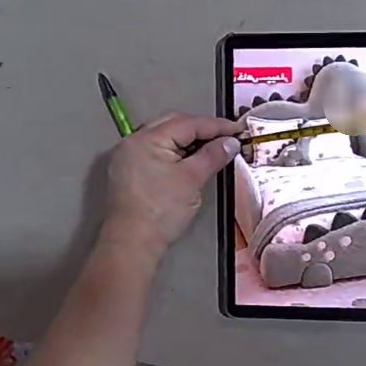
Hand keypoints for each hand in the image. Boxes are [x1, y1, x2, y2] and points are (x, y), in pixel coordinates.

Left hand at [100, 113, 242, 258]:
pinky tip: (188, 161)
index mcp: (148, 139)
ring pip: (163, 137)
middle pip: (173, 124)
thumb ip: (212, 156)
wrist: (133, 242)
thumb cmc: (162, 211)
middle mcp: (133, 141)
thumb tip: (231, 142)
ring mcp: (128, 156)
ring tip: (209, 149)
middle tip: (224, 138)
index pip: (188, 123)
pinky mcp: (128, 171)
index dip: (216, 125)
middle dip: (200, 128)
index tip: (237, 130)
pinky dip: (173, 152)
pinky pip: (154, 151)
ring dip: (186, 140)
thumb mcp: (192, 179)